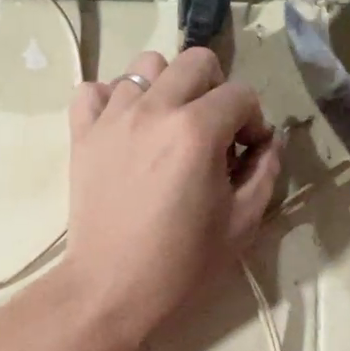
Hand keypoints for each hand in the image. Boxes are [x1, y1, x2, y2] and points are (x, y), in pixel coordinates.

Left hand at [58, 48, 284, 350]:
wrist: (112, 289)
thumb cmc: (182, 264)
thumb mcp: (242, 223)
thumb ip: (264, 171)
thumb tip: (268, 141)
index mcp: (197, 130)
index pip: (240, 94)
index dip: (253, 120)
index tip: (247, 152)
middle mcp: (153, 110)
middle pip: (194, 61)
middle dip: (215, 89)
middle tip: (212, 131)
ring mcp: (112, 118)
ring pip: (144, 65)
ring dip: (165, 87)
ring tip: (167, 125)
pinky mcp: (81, 134)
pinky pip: (92, 90)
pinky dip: (111, 99)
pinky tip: (125, 127)